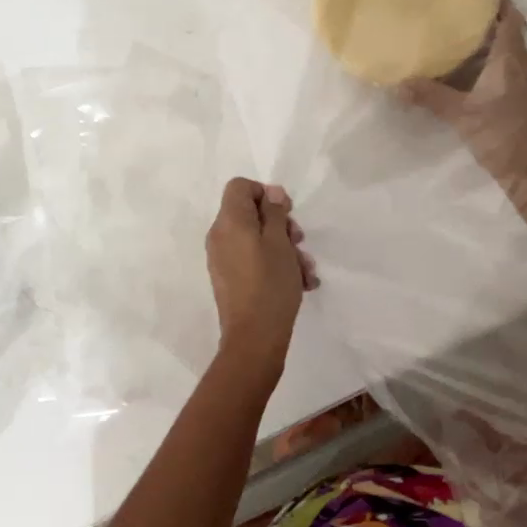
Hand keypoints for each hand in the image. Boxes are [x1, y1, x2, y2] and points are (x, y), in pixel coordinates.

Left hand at [205, 178, 316, 369]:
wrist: (254, 339)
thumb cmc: (270, 285)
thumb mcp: (279, 242)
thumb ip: (275, 212)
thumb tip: (271, 193)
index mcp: (229, 222)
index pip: (240, 187)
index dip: (265, 193)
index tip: (287, 212)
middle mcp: (220, 237)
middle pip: (251, 214)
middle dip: (280, 224)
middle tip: (299, 241)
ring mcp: (224, 260)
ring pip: (257, 240)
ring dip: (285, 249)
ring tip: (306, 270)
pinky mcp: (231, 279)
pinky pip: (254, 260)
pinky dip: (275, 265)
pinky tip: (301, 283)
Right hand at [400, 0, 526, 192]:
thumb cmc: (498, 135)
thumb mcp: (459, 115)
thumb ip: (430, 96)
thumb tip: (398, 83)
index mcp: (512, 61)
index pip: (512, 20)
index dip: (500, 3)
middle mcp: (526, 65)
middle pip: (512, 33)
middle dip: (490, 22)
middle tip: (461, 13)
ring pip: (513, 51)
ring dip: (492, 43)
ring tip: (463, 38)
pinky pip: (514, 67)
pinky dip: (496, 61)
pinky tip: (474, 69)